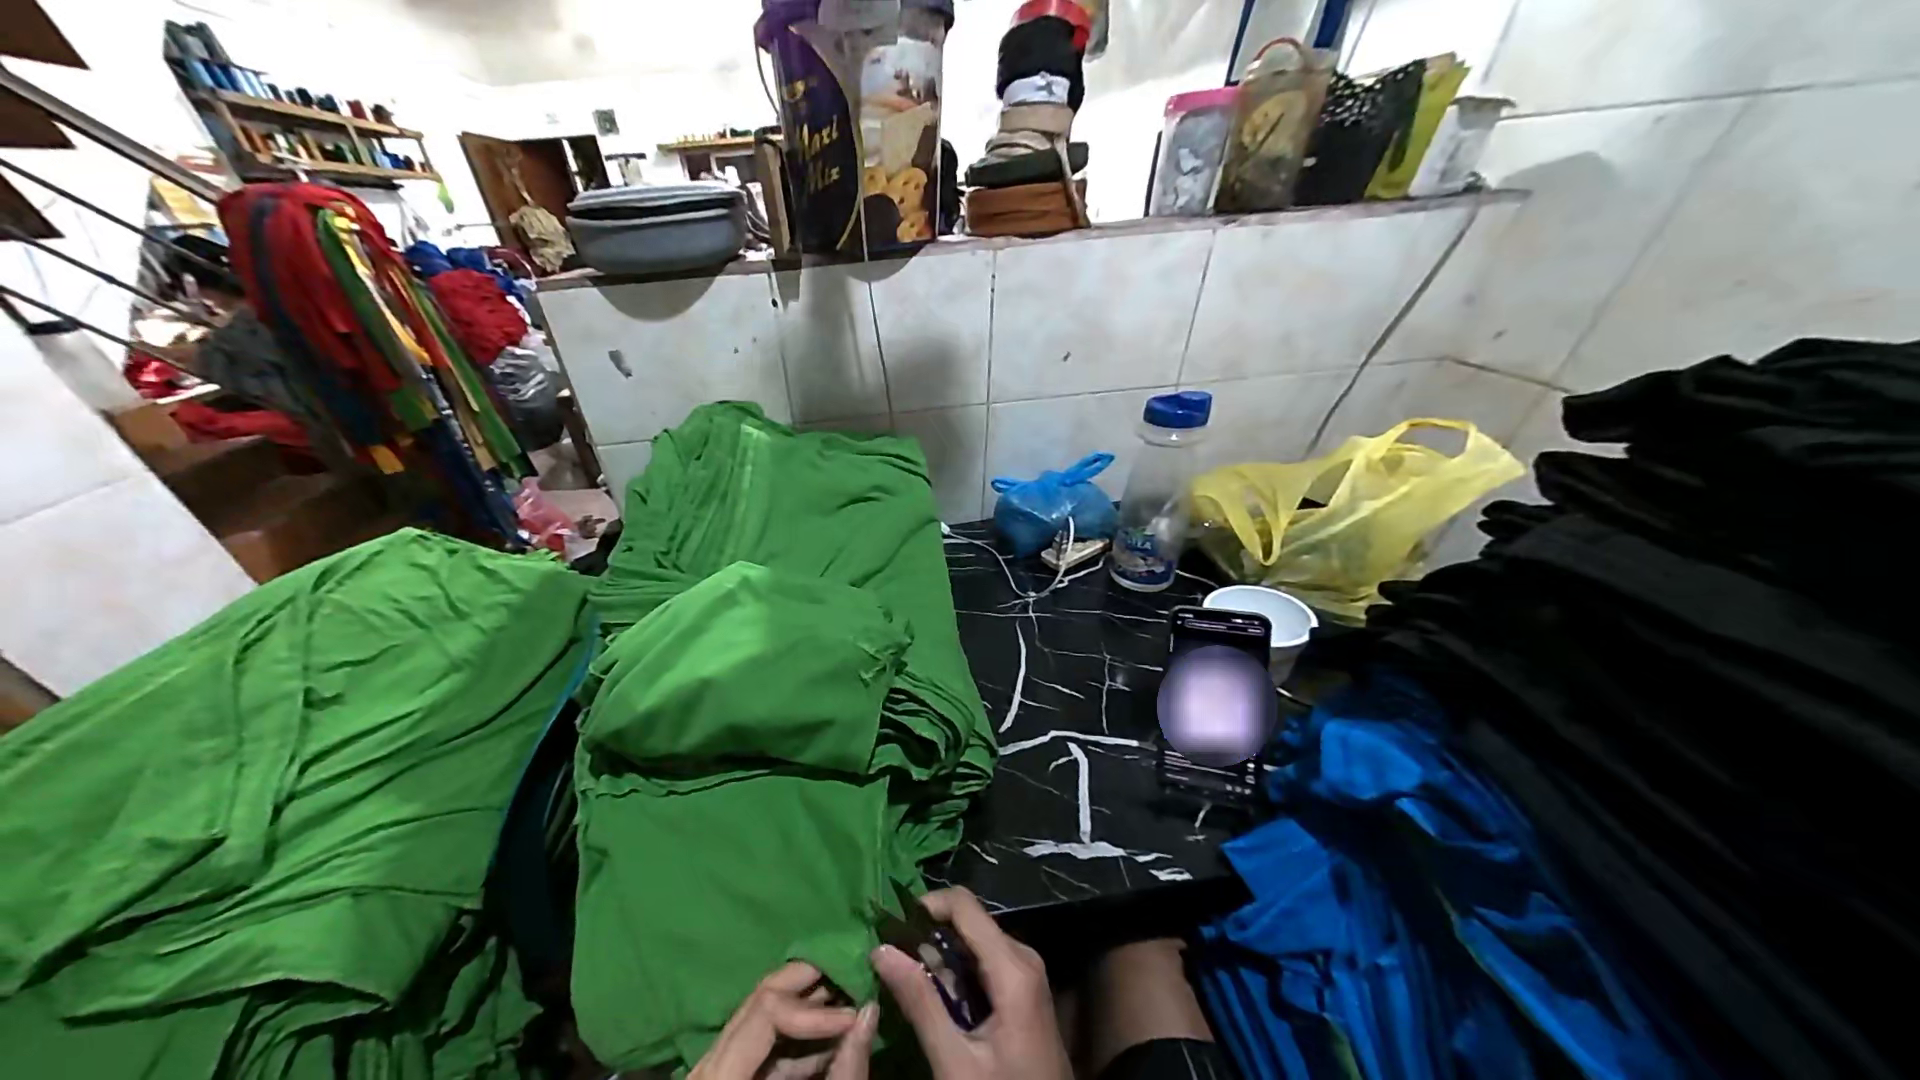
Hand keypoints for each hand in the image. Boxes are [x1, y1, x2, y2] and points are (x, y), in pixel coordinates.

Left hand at [689, 961, 879, 1079]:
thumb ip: (842, 1071)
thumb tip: (869, 1010)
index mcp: (719, 1076)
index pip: (767, 1009)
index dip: (814, 1007)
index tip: (855, 1014)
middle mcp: (711, 1064)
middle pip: (764, 998)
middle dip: (815, 985)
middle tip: (858, 977)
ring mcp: (718, 1069)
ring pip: (766, 1015)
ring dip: (813, 1008)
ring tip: (854, 999)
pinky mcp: (733, 1078)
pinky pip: (767, 1045)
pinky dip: (802, 1040)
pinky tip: (837, 1038)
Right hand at [870, 887, 1073, 1079]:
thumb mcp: (956, 1062)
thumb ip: (920, 1003)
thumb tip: (881, 950)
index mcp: (1013, 967)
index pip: (963, 904)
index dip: (925, 906)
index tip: (890, 930)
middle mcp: (1023, 957)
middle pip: (967, 922)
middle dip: (927, 936)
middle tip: (891, 962)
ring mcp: (1026, 973)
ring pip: (973, 943)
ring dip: (938, 957)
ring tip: (905, 982)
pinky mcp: (1023, 989)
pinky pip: (983, 963)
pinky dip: (955, 974)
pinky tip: (934, 999)